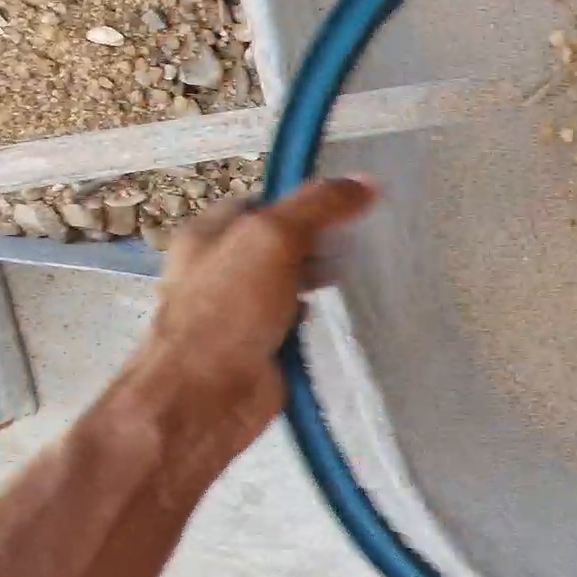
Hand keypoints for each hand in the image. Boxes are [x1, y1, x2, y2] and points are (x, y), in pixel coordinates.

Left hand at [125, 178, 375, 476]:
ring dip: (323, 280)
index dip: (308, 202)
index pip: (266, 203)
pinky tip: (344, 319)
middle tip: (365, 246)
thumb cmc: (229, 311)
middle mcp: (223, 268)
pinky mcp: (266, 344)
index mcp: (210, 234)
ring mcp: (243, 309)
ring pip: (293, 282)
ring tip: (363, 279)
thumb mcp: (274, 241)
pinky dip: (322, 316)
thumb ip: (318, 209)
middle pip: (283, 242)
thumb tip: (369, 181)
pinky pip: (300, 320)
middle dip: (322, 242)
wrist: (207, 395)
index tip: (353, 209)